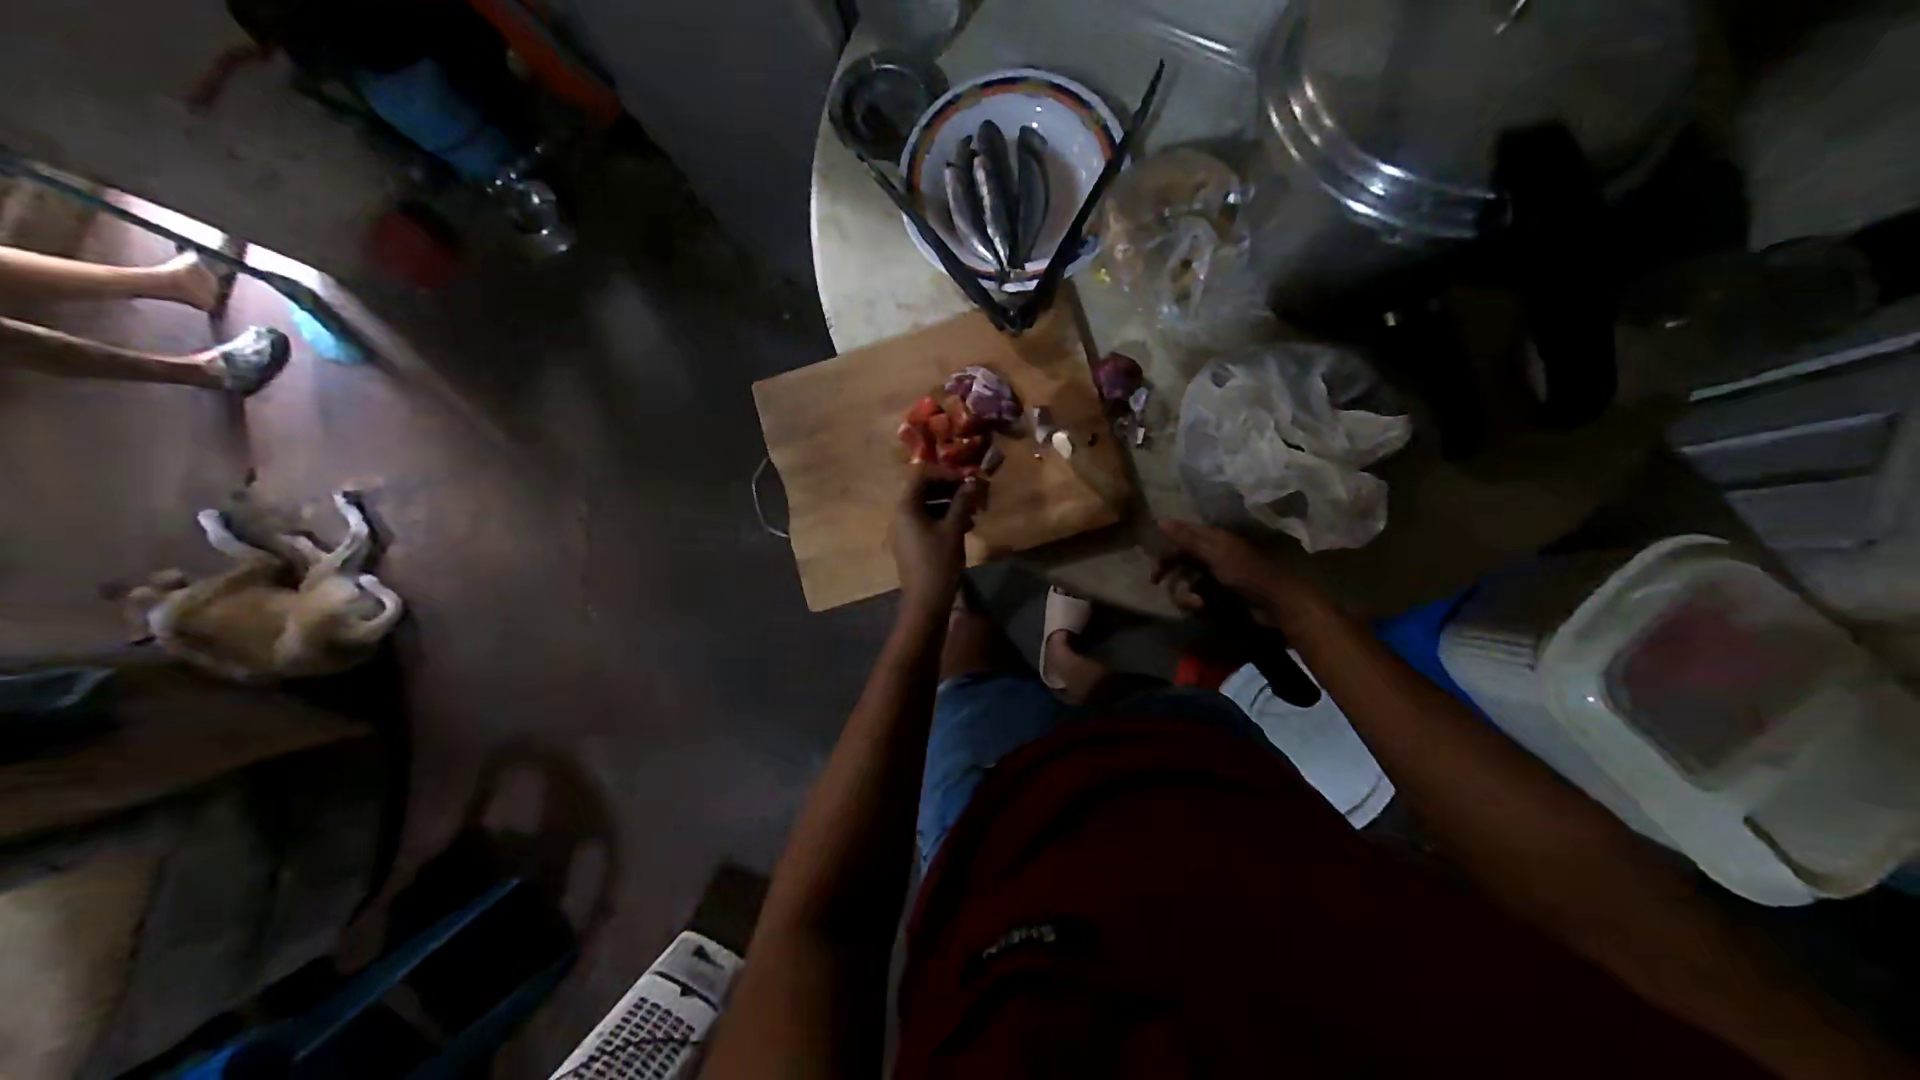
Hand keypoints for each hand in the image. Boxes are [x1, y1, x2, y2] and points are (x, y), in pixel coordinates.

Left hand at [892, 465, 986, 621]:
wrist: (926, 601)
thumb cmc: (939, 562)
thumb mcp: (953, 529)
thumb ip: (962, 502)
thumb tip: (971, 482)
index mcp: (907, 507)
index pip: (922, 475)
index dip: (945, 472)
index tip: (967, 477)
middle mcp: (902, 515)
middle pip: (925, 490)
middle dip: (950, 488)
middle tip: (973, 492)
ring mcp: (906, 530)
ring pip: (929, 506)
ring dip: (950, 504)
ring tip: (973, 511)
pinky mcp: (913, 543)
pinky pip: (928, 521)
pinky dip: (945, 518)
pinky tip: (966, 526)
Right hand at [1150, 519, 1319, 628]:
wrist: (1280, 603)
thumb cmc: (1250, 574)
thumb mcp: (1217, 553)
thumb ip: (1188, 539)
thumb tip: (1160, 521)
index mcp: (1213, 539)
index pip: (1179, 538)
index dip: (1164, 552)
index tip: (1154, 569)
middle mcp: (1212, 554)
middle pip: (1179, 561)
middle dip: (1171, 574)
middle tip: (1158, 585)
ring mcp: (1216, 575)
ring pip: (1186, 581)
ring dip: (1185, 593)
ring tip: (1196, 604)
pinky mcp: (1220, 594)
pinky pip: (1198, 596)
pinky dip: (1196, 602)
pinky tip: (1203, 608)